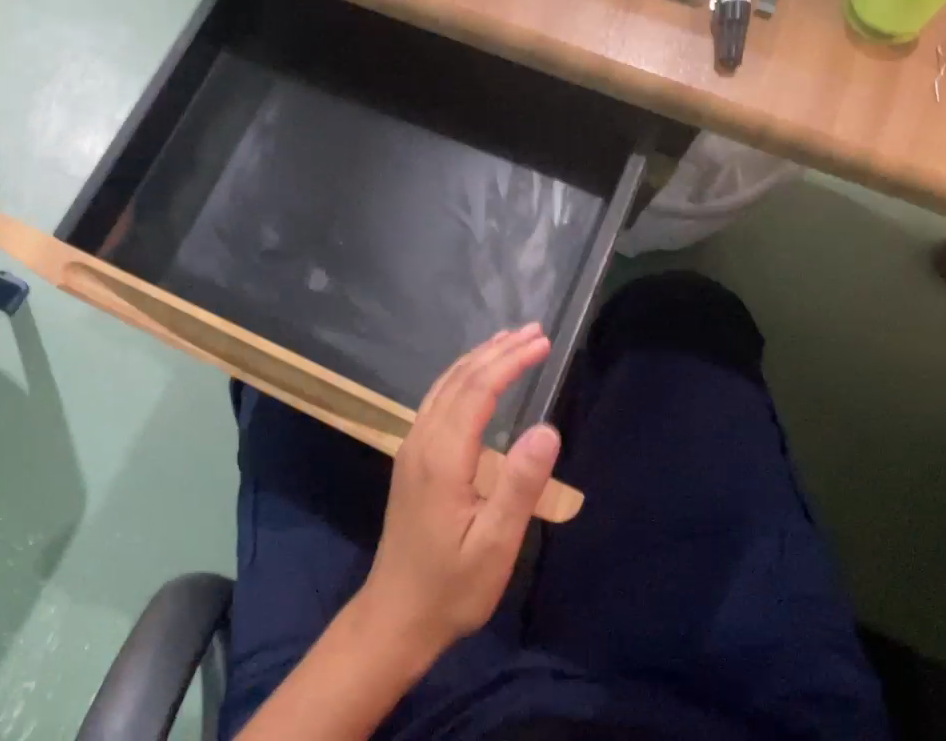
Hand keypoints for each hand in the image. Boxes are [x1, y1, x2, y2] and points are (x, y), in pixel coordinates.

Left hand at [354, 324, 561, 658]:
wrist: (397, 613)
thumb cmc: (452, 586)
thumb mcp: (495, 544)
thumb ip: (520, 486)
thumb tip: (548, 429)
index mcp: (442, 458)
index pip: (477, 392)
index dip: (510, 362)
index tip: (543, 342)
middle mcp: (421, 442)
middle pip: (458, 381)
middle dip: (497, 351)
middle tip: (535, 331)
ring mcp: (411, 449)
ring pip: (443, 387)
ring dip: (477, 360)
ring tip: (510, 341)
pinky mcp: (411, 460)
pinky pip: (436, 402)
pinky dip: (462, 379)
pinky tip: (476, 380)